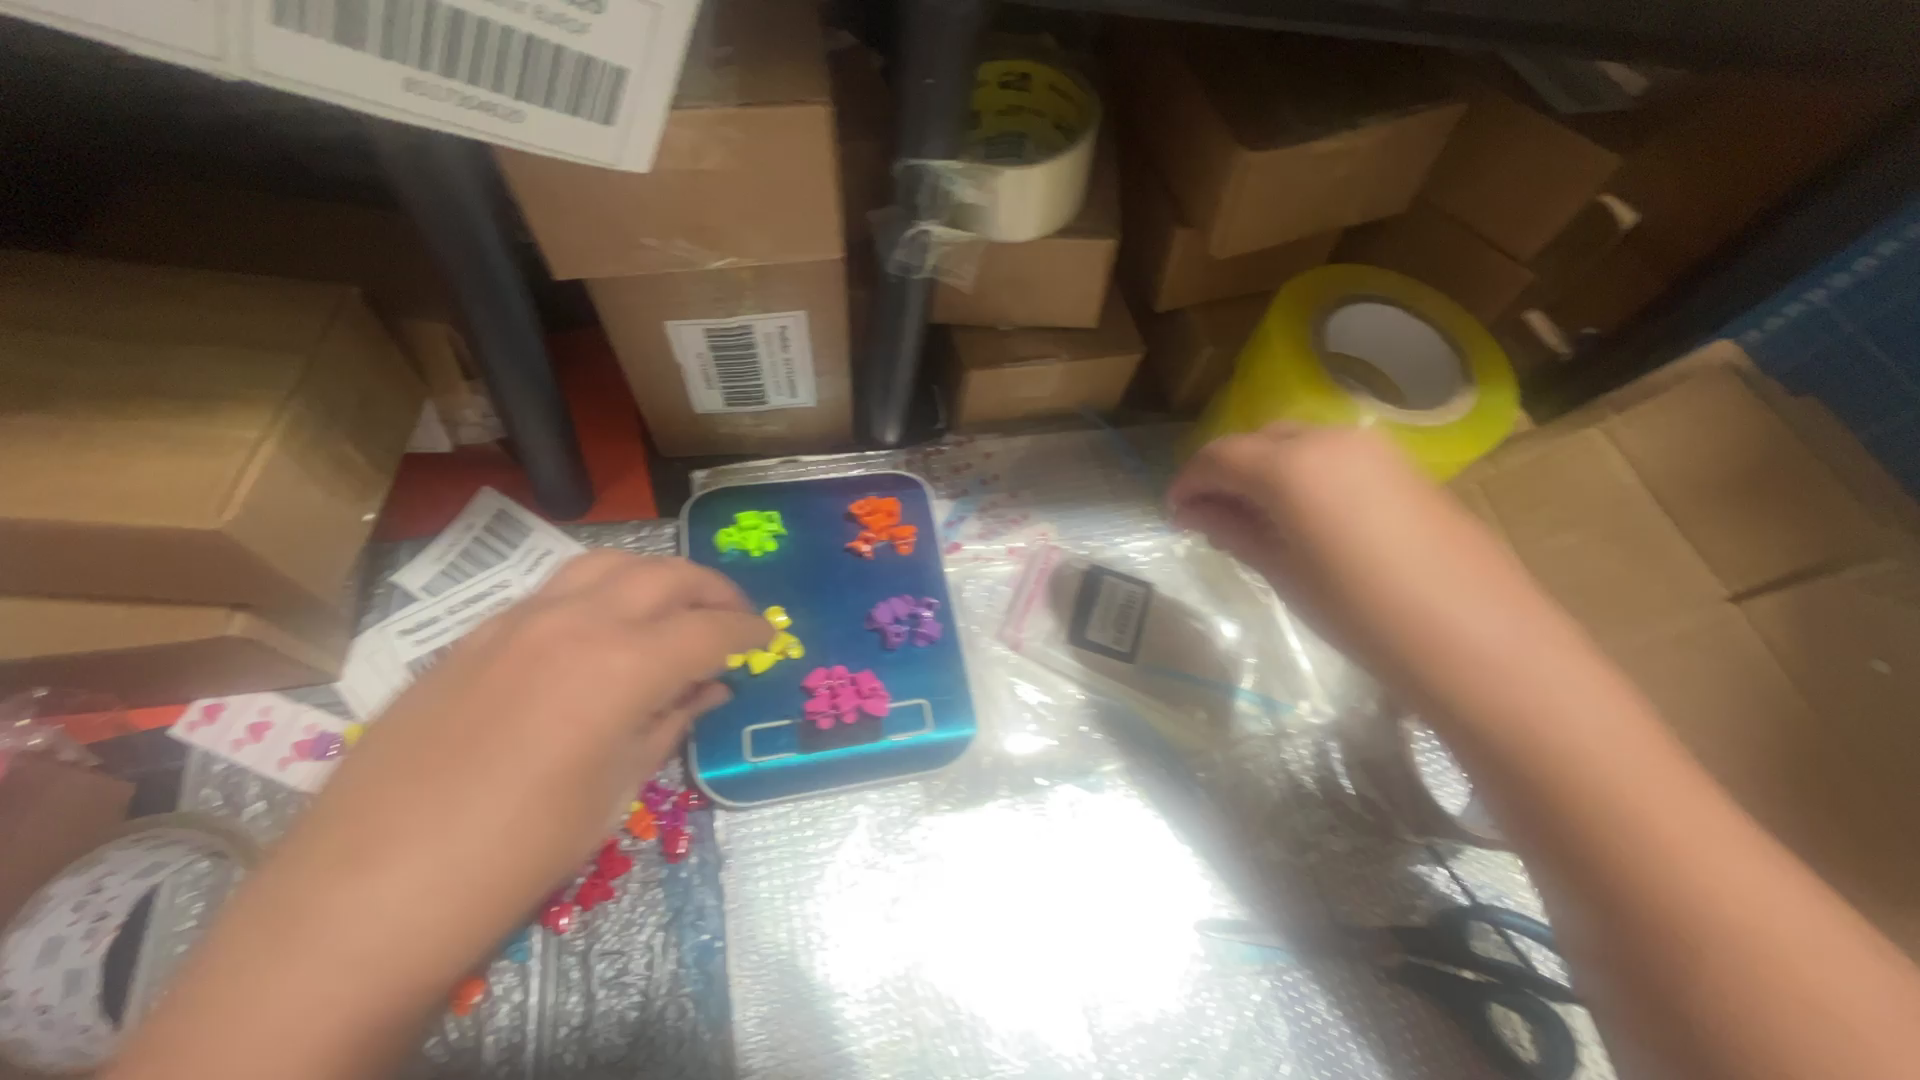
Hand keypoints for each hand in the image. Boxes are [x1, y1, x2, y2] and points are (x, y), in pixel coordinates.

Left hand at [300, 551, 769, 938]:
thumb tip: (704, 690)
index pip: (710, 628)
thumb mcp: (614, 792)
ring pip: (608, 563)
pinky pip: (557, 588)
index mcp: (623, 665)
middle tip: (734, 616)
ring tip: (674, 606)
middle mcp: (577, 621)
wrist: (373, 884)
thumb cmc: (517, 853)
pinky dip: (600, 591)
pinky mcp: (477, 634)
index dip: (748, 631)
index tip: (768, 639)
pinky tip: (601, 628)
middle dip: (712, 590)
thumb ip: (667, 725)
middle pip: (665, 576)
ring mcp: (519, 619)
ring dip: (655, 576)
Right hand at [1166, 423, 1542, 695]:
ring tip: (1254, 522)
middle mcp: (1328, 438)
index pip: (1217, 458)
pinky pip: (1334, 458)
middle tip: (1209, 519)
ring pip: (1297, 444)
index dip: (1188, 484)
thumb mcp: (1284, 574)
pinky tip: (1304, 520)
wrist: (1477, 639)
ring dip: (1265, 473)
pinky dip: (1304, 477)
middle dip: (1225, 473)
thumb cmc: (1362, 614)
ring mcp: (1373, 448)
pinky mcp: (1404, 467)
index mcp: (1289, 464)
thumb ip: (1234, 531)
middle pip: (1257, 442)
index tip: (1174, 517)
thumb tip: (1194, 512)